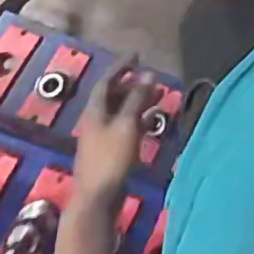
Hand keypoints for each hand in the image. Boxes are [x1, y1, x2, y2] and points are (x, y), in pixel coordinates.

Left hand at [73, 56, 158, 203]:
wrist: (97, 197)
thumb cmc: (111, 157)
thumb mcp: (126, 125)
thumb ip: (137, 99)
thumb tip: (148, 74)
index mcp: (95, 112)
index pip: (107, 82)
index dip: (121, 67)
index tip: (137, 56)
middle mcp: (96, 121)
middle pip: (113, 96)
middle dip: (132, 84)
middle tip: (151, 76)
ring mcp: (102, 136)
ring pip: (121, 111)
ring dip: (138, 100)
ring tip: (158, 94)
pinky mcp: (111, 150)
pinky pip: (126, 126)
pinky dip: (139, 118)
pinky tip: (152, 118)